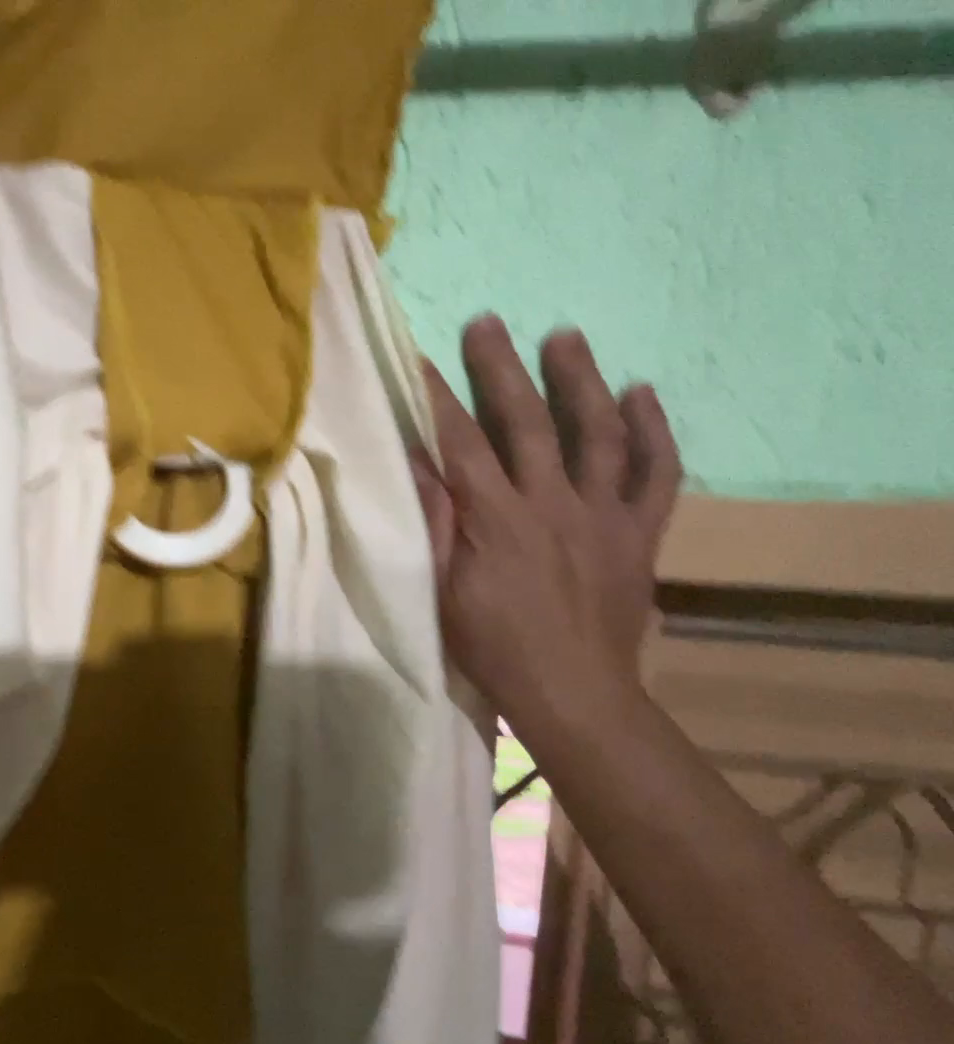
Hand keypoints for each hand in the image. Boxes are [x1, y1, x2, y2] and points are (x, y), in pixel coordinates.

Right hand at [410, 317, 683, 731]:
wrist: (573, 691)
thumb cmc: (489, 644)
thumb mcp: (438, 588)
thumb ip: (432, 522)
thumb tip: (416, 463)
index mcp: (495, 518)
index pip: (461, 442)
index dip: (439, 398)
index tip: (420, 359)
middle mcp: (552, 502)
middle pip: (526, 422)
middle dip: (502, 368)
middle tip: (489, 322)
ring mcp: (603, 514)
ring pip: (596, 433)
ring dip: (579, 381)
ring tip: (565, 338)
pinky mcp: (639, 532)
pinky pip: (657, 473)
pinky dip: (654, 431)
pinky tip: (643, 394)